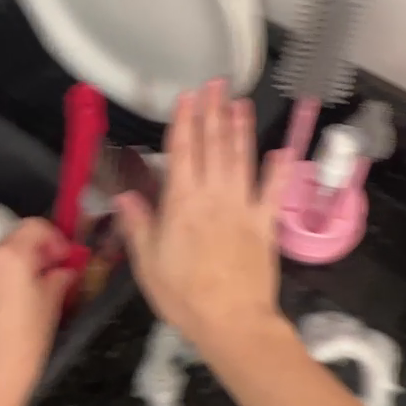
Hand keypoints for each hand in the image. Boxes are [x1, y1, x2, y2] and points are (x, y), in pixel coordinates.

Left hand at [0, 219, 74, 405]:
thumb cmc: (20, 353)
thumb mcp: (50, 314)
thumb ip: (57, 282)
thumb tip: (61, 272)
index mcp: (8, 256)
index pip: (34, 227)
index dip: (52, 239)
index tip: (60, 259)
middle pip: (4, 249)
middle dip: (22, 264)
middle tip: (36, 289)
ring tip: (3, 313)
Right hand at [115, 80, 293, 351]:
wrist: (232, 321)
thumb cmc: (184, 296)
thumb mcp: (148, 263)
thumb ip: (139, 224)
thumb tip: (124, 194)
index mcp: (182, 203)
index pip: (182, 152)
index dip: (185, 121)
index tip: (188, 95)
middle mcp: (214, 196)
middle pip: (213, 146)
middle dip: (213, 112)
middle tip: (216, 83)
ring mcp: (243, 207)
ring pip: (241, 159)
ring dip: (241, 129)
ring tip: (241, 102)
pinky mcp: (266, 224)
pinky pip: (274, 192)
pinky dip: (278, 170)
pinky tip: (282, 150)